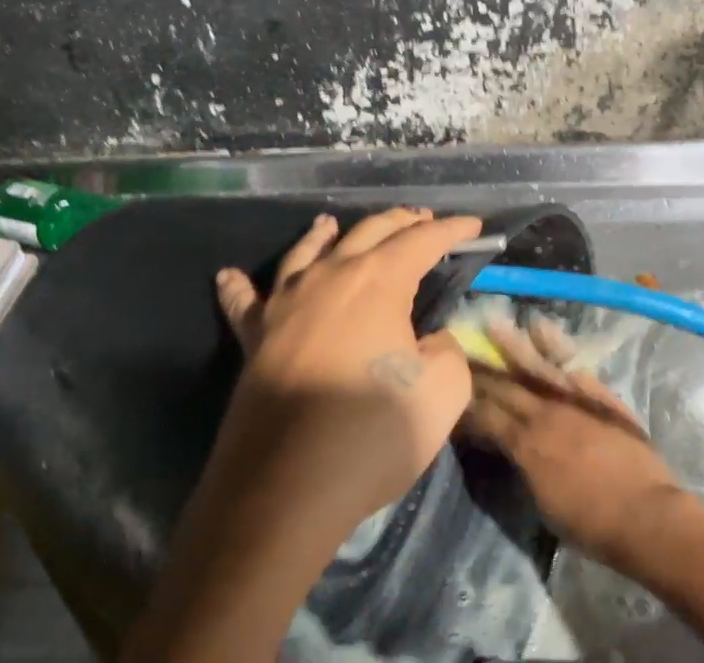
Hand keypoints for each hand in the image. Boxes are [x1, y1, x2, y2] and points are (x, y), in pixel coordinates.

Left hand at [212, 208, 480, 528]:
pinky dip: (239, 285)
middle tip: (422, 221)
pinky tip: (229, 275)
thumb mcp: (443, 393)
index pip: (421, 241)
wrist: (286, 483)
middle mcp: (327, 278)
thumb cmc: (372, 434)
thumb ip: (446, 351)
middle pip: (366, 233)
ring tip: (329, 223)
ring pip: (305, 253)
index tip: (474, 226)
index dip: (452, 231)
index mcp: (377, 282)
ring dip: (323, 235)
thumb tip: (429, 341)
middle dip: (400, 222)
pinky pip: (243, 301)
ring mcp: (283, 305)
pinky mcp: (253, 338)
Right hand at [466, 315, 690, 567]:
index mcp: (525, 445)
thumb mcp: (544, 504)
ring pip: (535, 366)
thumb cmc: (592, 525)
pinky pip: (572, 364)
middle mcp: (543, 415)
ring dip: (511, 345)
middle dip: (479, 370)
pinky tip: (540, 327)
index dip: (466, 404)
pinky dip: (555, 345)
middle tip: (458, 350)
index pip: (485, 416)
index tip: (450, 390)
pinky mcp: (599, 396)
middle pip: (504, 387)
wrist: (647, 516)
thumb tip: (512, 448)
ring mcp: (573, 400)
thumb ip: (525, 468)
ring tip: (492, 322)